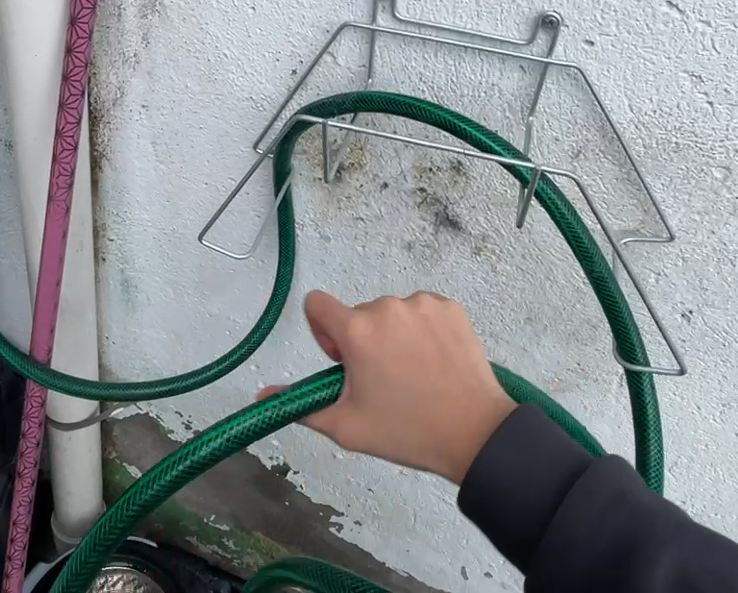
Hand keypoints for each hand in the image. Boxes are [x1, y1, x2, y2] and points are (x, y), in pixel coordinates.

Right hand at [260, 290, 516, 483]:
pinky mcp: (449, 307)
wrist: (476, 434)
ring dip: (394, 335)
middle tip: (384, 380)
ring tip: (415, 374)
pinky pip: (422, 311)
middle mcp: (385, 307)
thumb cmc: (408, 431)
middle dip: (363, 340)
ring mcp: (420, 304)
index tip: (343, 359)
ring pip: (391, 314)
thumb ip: (300, 405)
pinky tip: (435, 362)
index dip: (323, 331)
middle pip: (358, 314)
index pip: (317, 303)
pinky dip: (423, 330)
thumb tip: (261, 396)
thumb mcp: (346, 426)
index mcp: (356, 331)